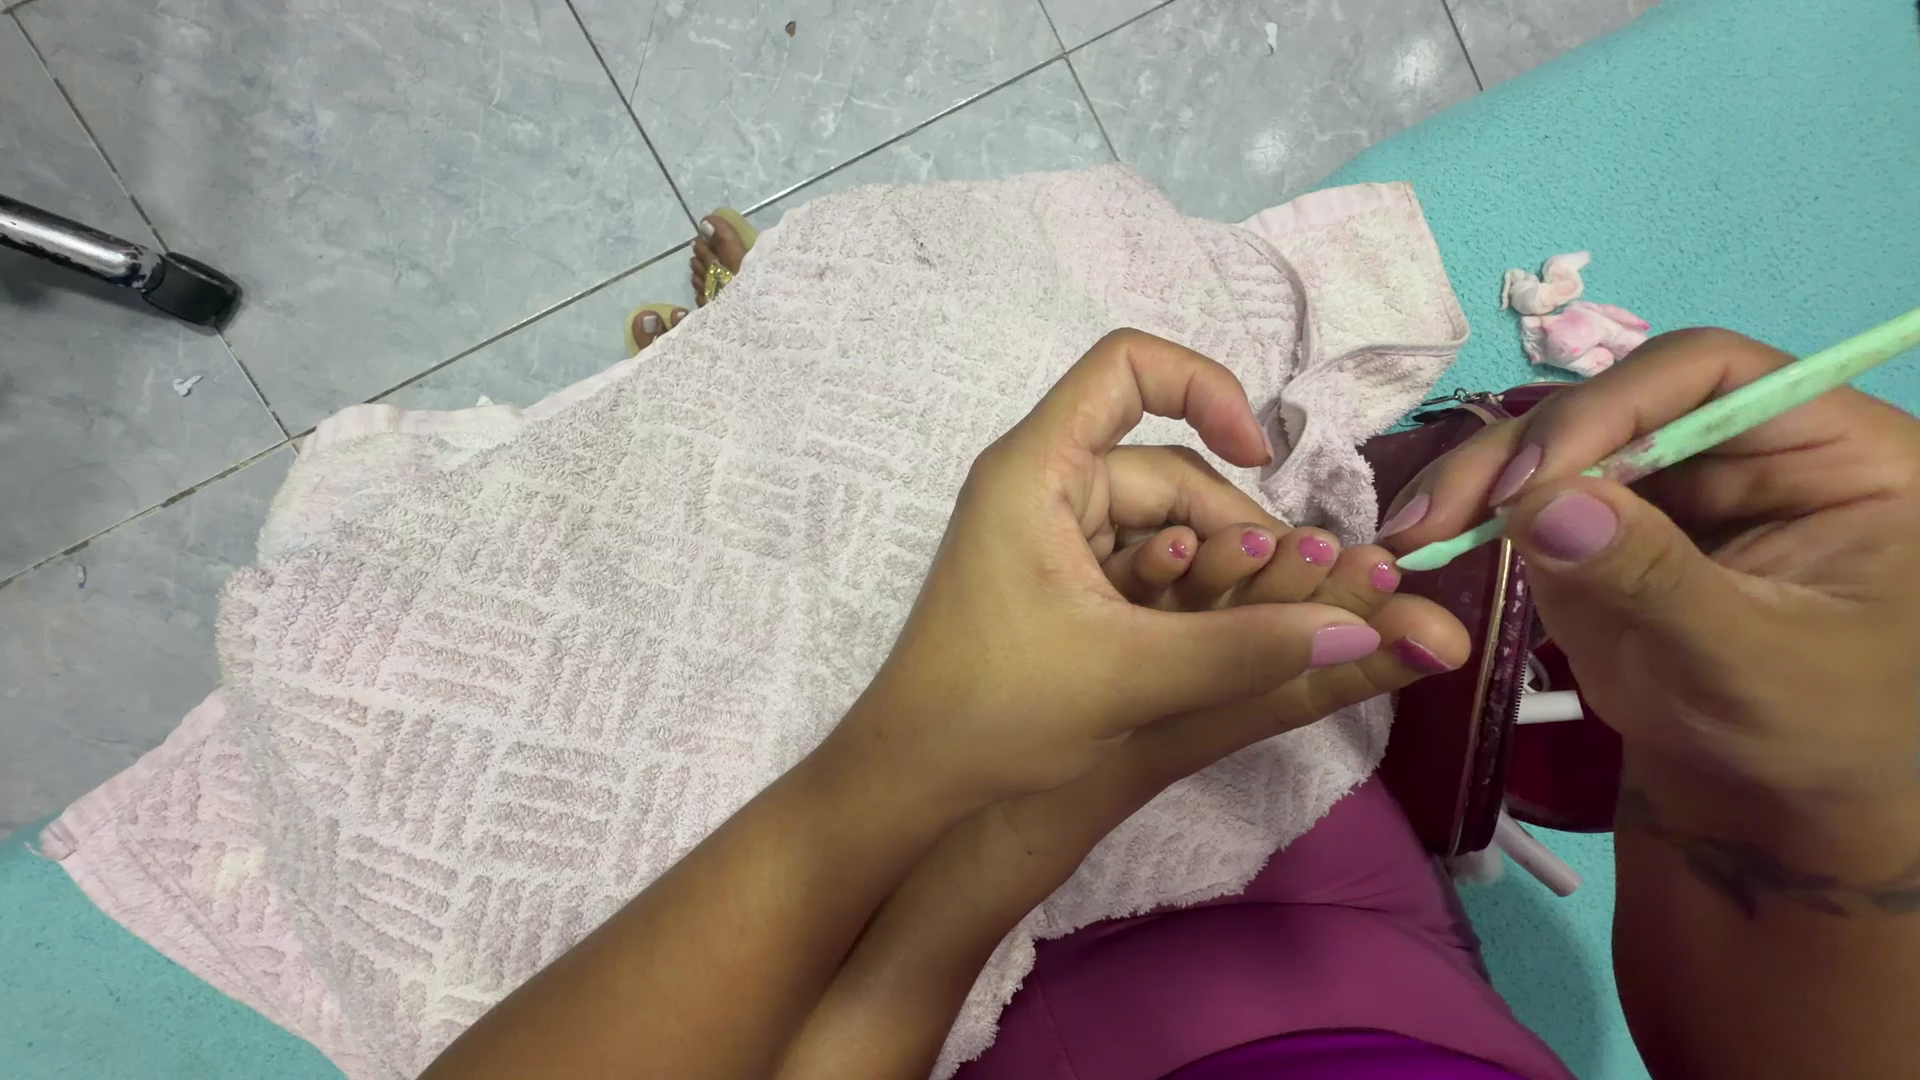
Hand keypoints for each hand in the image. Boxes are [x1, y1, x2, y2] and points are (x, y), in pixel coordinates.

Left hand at [839, 329, 1396, 802]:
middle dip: (1232, 527)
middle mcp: (1041, 485)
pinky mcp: (1055, 577)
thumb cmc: (996, 709)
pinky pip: (1134, 561)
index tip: (1257, 453)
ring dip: (1212, 567)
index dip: (1203, 386)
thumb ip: (1248, 649)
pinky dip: (1177, 590)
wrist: (918, 771)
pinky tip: (1209, 636)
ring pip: (1157, 522)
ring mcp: (1047, 533)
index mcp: (1036, 470)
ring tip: (1264, 626)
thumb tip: (1358, 630)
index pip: (1126, 367)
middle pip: (1162, 468)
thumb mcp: (1131, 674)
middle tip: (1296, 599)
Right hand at [1377, 328, 1919, 798]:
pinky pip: (1513, 497)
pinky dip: (1458, 515)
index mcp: (1827, 454)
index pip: (1707, 375)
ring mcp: (1653, 484)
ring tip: (1407, 537)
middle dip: (1504, 458)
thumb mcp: (1744, 661)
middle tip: (1429, 520)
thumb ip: (1650, 577)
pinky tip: (1419, 541)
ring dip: (1463, 485)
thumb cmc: (1806, 732)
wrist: (1760, 791)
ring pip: (1537, 447)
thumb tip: (1539, 502)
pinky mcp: (1588, 521)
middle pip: (1598, 407)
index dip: (1608, 408)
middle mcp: (1730, 447)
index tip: (1526, 482)